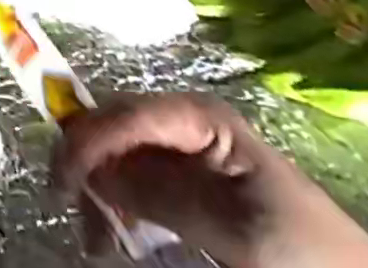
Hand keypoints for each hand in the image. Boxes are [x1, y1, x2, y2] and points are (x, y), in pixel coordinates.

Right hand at [54, 93, 367, 267]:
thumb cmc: (305, 253)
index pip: (129, 114)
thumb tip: (97, 175)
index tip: (62, 182)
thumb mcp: (240, 234)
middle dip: (85, 163)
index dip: (89, 139)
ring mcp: (178, 150)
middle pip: (112, 125)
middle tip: (70, 211)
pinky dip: (111, 204)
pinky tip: (111, 234)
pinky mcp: (178, 180)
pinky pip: (129, 181)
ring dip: (94, 188)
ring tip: (94, 239)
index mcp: (200, 118)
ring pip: (112, 153)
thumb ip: (167, 199)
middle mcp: (181, 123)